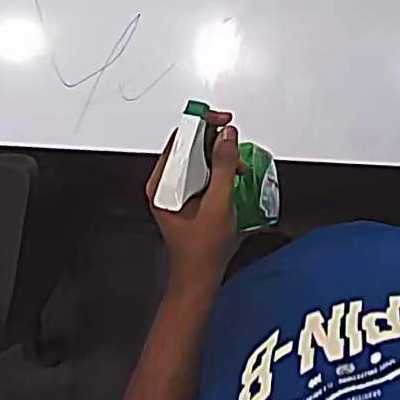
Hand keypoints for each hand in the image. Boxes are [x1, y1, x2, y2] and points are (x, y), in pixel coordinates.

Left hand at [145, 110, 245, 285]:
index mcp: (162, 184)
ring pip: (200, 157)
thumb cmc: (202, 249)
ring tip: (237, 170)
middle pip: (190, 146)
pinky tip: (234, 178)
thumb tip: (227, 136)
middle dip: (217, 143)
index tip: (223, 121)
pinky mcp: (190, 195)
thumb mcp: (218, 204)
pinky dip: (221, 169)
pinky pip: (205, 170)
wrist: (199, 278)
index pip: (179, 140)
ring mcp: (177, 189)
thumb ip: (223, 167)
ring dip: (222, 157)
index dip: (202, 125)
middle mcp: (166, 184)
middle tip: (235, 146)